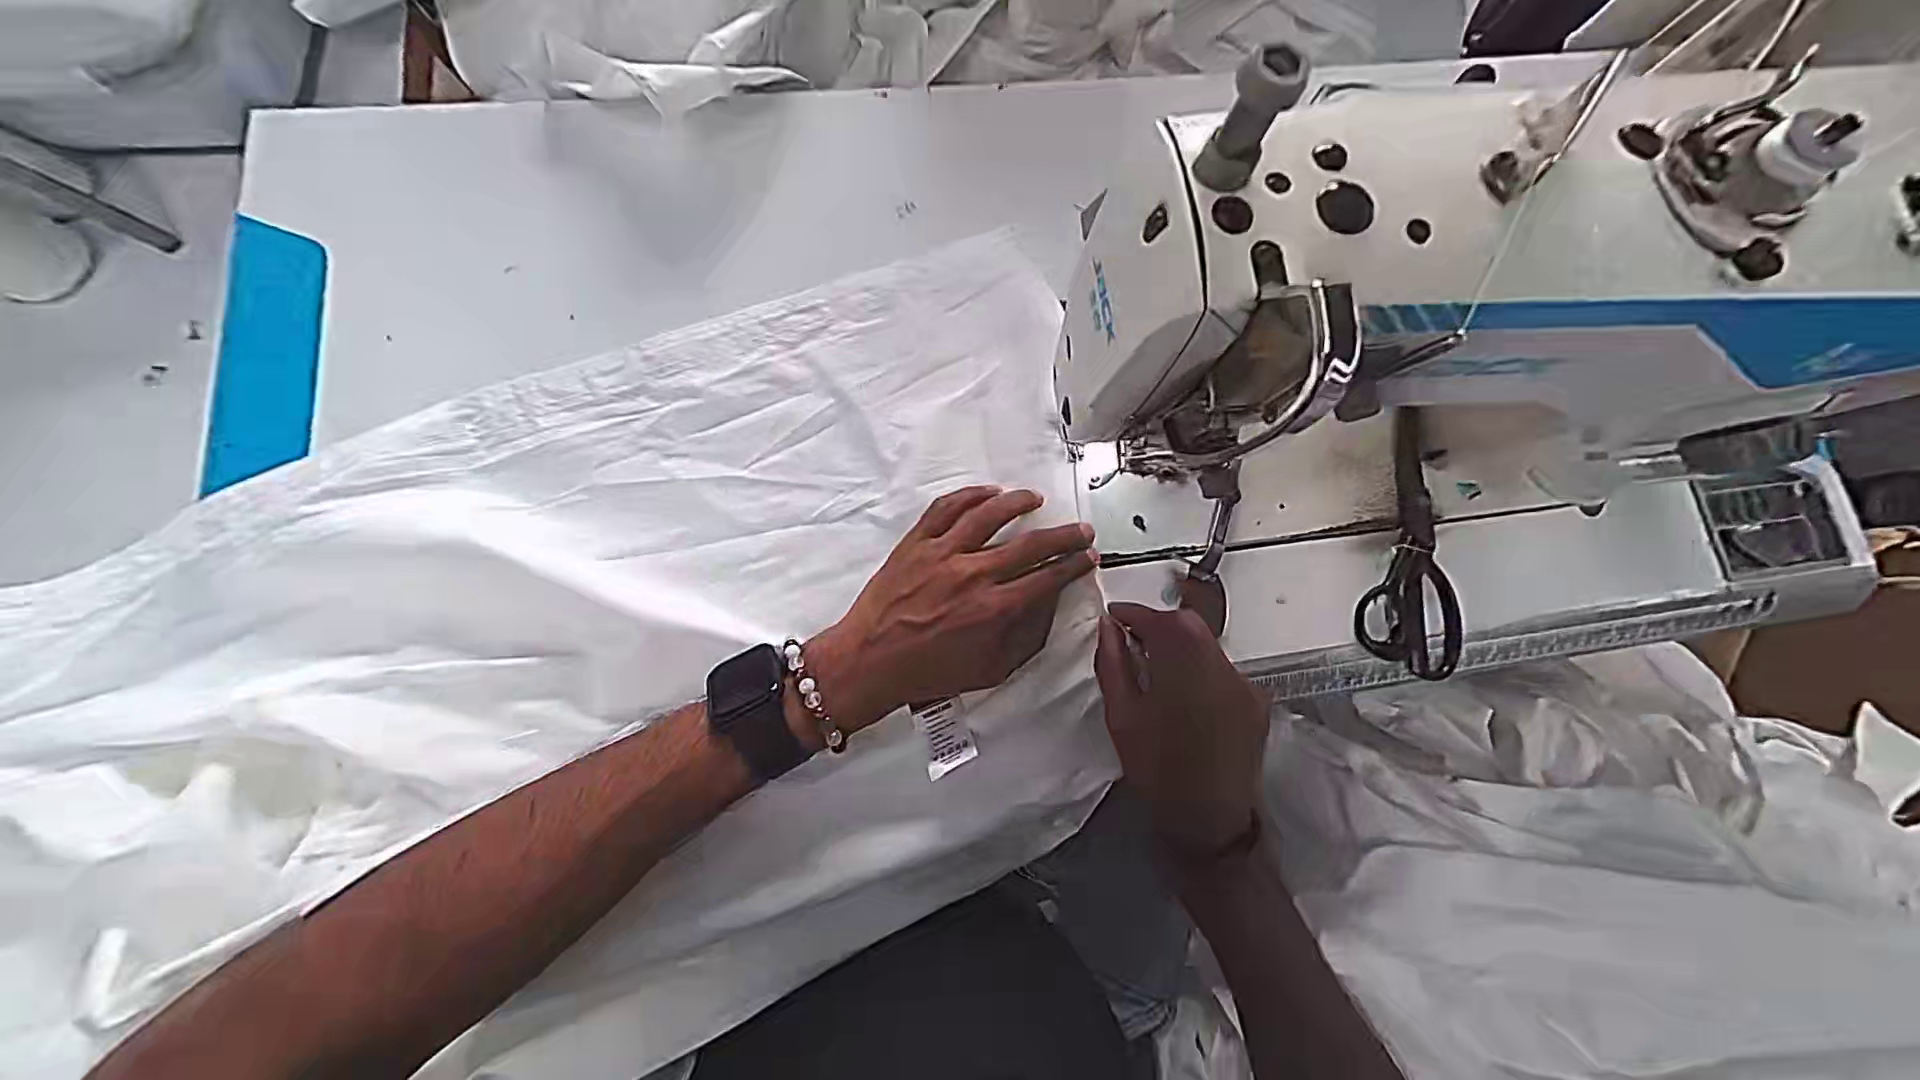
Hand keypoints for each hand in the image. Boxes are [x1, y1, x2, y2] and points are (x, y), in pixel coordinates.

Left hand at [805, 486, 1097, 731]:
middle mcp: (971, 576)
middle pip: (1030, 543)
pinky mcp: (916, 544)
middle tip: (1078, 531)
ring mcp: (941, 555)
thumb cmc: (923, 671)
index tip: (1085, 558)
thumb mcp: (988, 669)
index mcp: (992, 609)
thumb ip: (1024, 638)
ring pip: (990, 514)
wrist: (868, 662)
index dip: (1073, 565)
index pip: (1047, 577)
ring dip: (1020, 503)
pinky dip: (970, 496)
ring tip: (1035, 499)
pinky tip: (987, 494)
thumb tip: (1047, 608)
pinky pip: (946, 509)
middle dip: (1063, 536)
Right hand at [1095, 587, 1270, 857]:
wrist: (1210, 822)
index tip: (1114, 617)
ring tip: (1154, 666)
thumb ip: (1112, 664)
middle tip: (1131, 638)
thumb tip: (1108, 628)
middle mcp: (1221, 669)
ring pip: (1207, 643)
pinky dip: (1199, 665)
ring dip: (1179, 644)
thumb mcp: (1121, 717)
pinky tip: (1183, 691)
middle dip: (1158, 624)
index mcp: (1184, 670)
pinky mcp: (1256, 700)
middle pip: (1189, 624)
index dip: (1133, 612)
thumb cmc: (1157, 772)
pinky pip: (1222, 667)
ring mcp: (1244, 684)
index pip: (1159, 620)